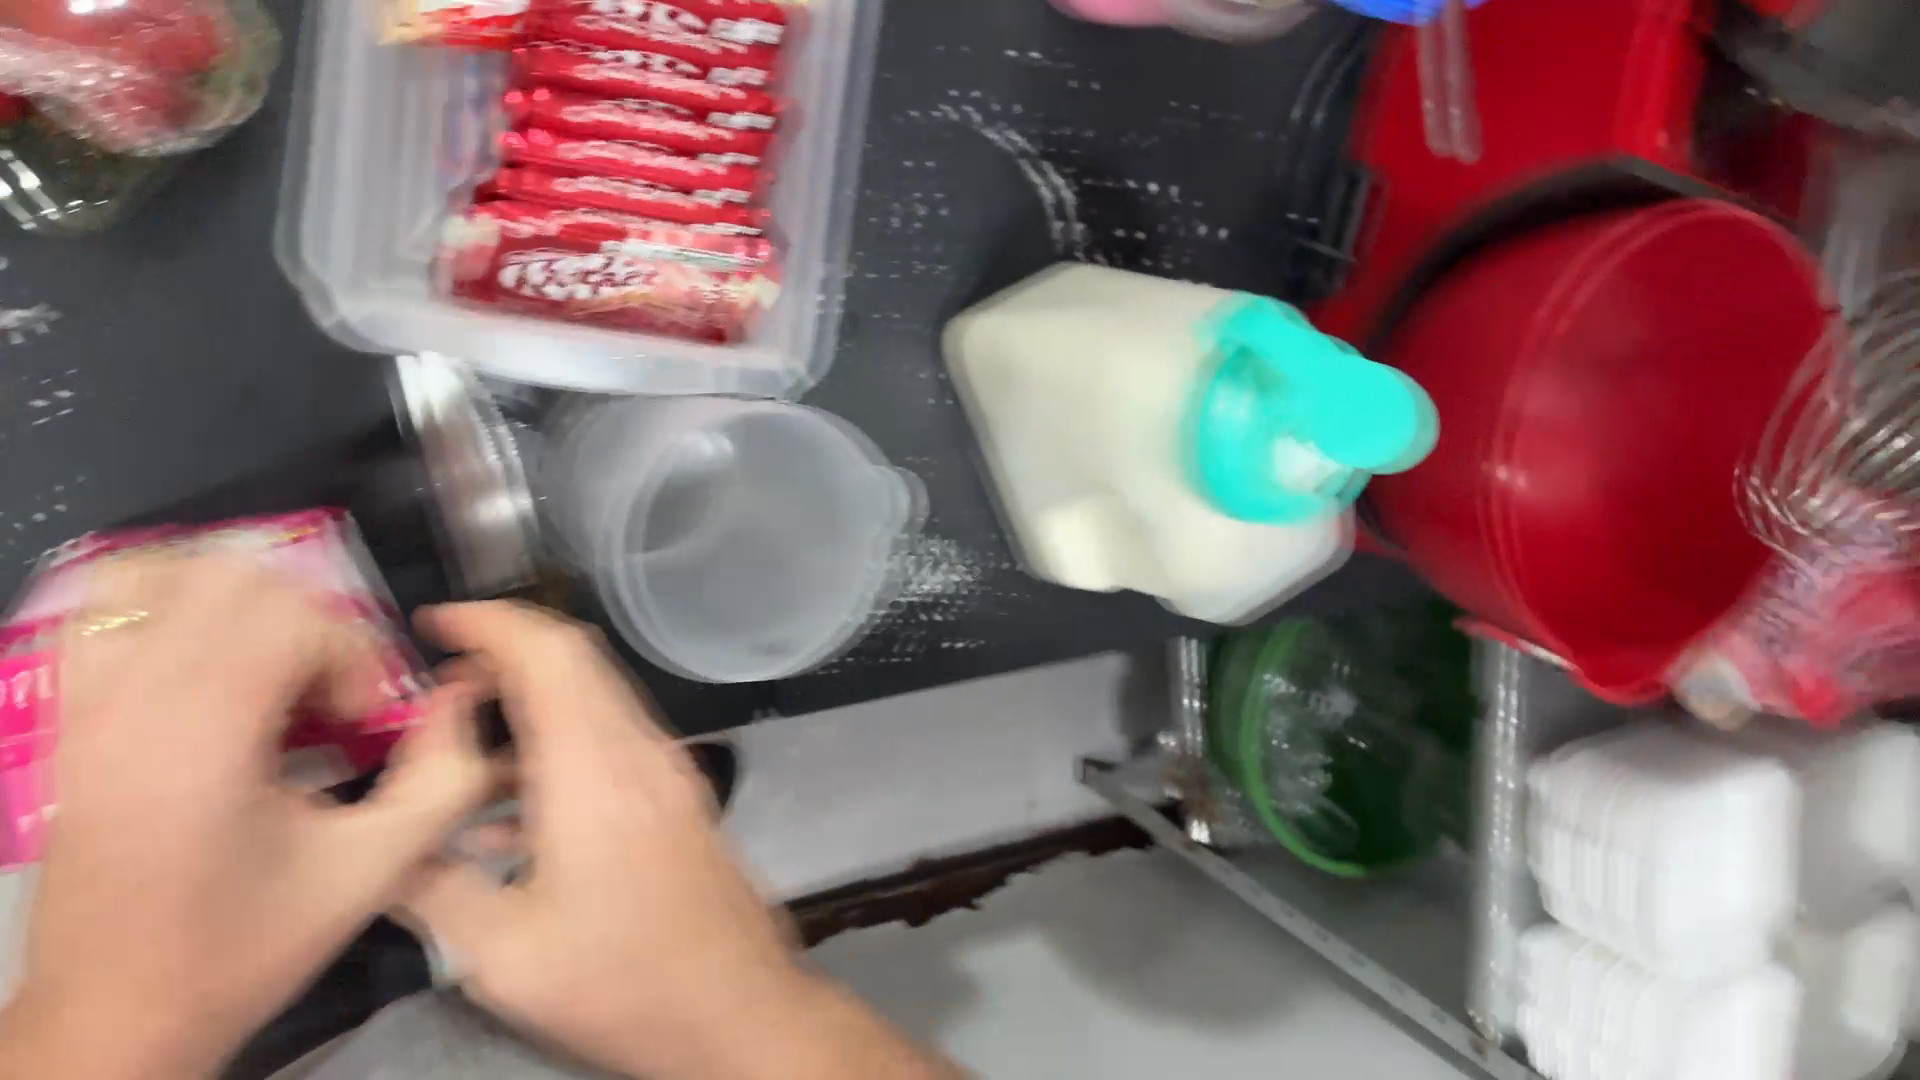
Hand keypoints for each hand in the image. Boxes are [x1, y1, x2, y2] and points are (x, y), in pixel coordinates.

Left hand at [0, 553, 492, 1079]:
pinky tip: (220, 659)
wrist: (121, 1016)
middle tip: (331, 691)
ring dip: (242, 601)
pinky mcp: (67, 722)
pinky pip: (105, 612)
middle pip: (235, 583)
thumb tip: (469, 693)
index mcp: (203, 743)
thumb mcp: (381, 863)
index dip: (354, 655)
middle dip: (311, 624)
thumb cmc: (254, 941)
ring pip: (159, 576)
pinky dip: (173, 608)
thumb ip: (445, 771)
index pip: (292, 621)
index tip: (366, 719)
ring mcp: (84, 711)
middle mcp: (129, 710)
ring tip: (281, 660)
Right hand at [394, 602, 809, 1079]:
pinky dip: (564, 743)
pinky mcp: (678, 796)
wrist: (738, 1003)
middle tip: (440, 680)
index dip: (493, 623)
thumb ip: (436, 889)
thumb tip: (389, 850)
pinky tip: (519, 807)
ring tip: (467, 745)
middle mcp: (641, 751)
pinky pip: (615, 740)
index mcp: (595, 770)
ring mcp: (668, 770)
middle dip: (507, 652)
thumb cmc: (623, 981)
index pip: (550, 656)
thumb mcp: (505, 953)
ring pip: (598, 700)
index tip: (438, 620)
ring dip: (535, 701)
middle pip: (578, 663)